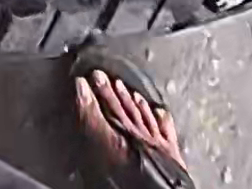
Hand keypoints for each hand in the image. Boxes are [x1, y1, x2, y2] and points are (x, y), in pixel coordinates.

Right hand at [74, 69, 189, 177]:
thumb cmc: (126, 175)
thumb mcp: (102, 143)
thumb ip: (89, 116)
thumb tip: (80, 87)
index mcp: (121, 130)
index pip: (106, 105)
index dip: (97, 91)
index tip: (87, 78)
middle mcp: (138, 132)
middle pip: (123, 108)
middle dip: (111, 92)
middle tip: (101, 76)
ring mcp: (155, 142)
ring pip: (142, 116)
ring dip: (133, 101)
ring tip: (127, 89)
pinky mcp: (171, 154)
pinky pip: (166, 131)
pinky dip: (162, 119)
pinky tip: (160, 111)